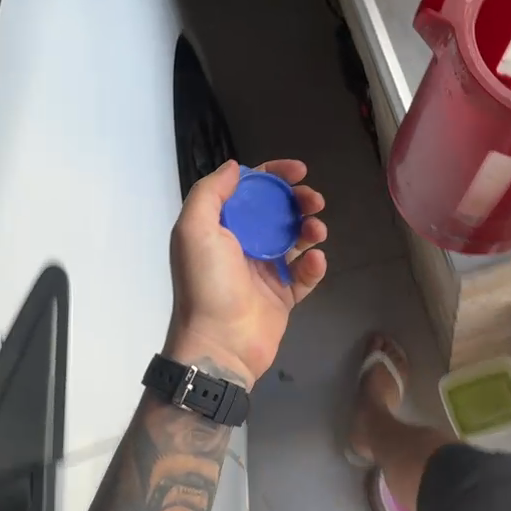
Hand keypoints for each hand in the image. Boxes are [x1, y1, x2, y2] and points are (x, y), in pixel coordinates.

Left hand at [164, 159, 328, 381]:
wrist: (219, 343)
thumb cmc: (206, 283)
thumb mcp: (194, 229)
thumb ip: (210, 192)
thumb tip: (235, 167)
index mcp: (221, 227)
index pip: (250, 191)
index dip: (274, 175)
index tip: (299, 171)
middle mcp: (242, 244)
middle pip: (278, 211)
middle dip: (299, 201)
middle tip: (315, 201)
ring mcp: (264, 270)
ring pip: (295, 239)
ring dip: (310, 228)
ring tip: (317, 232)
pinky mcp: (283, 295)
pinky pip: (305, 273)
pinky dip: (314, 265)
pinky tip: (314, 261)